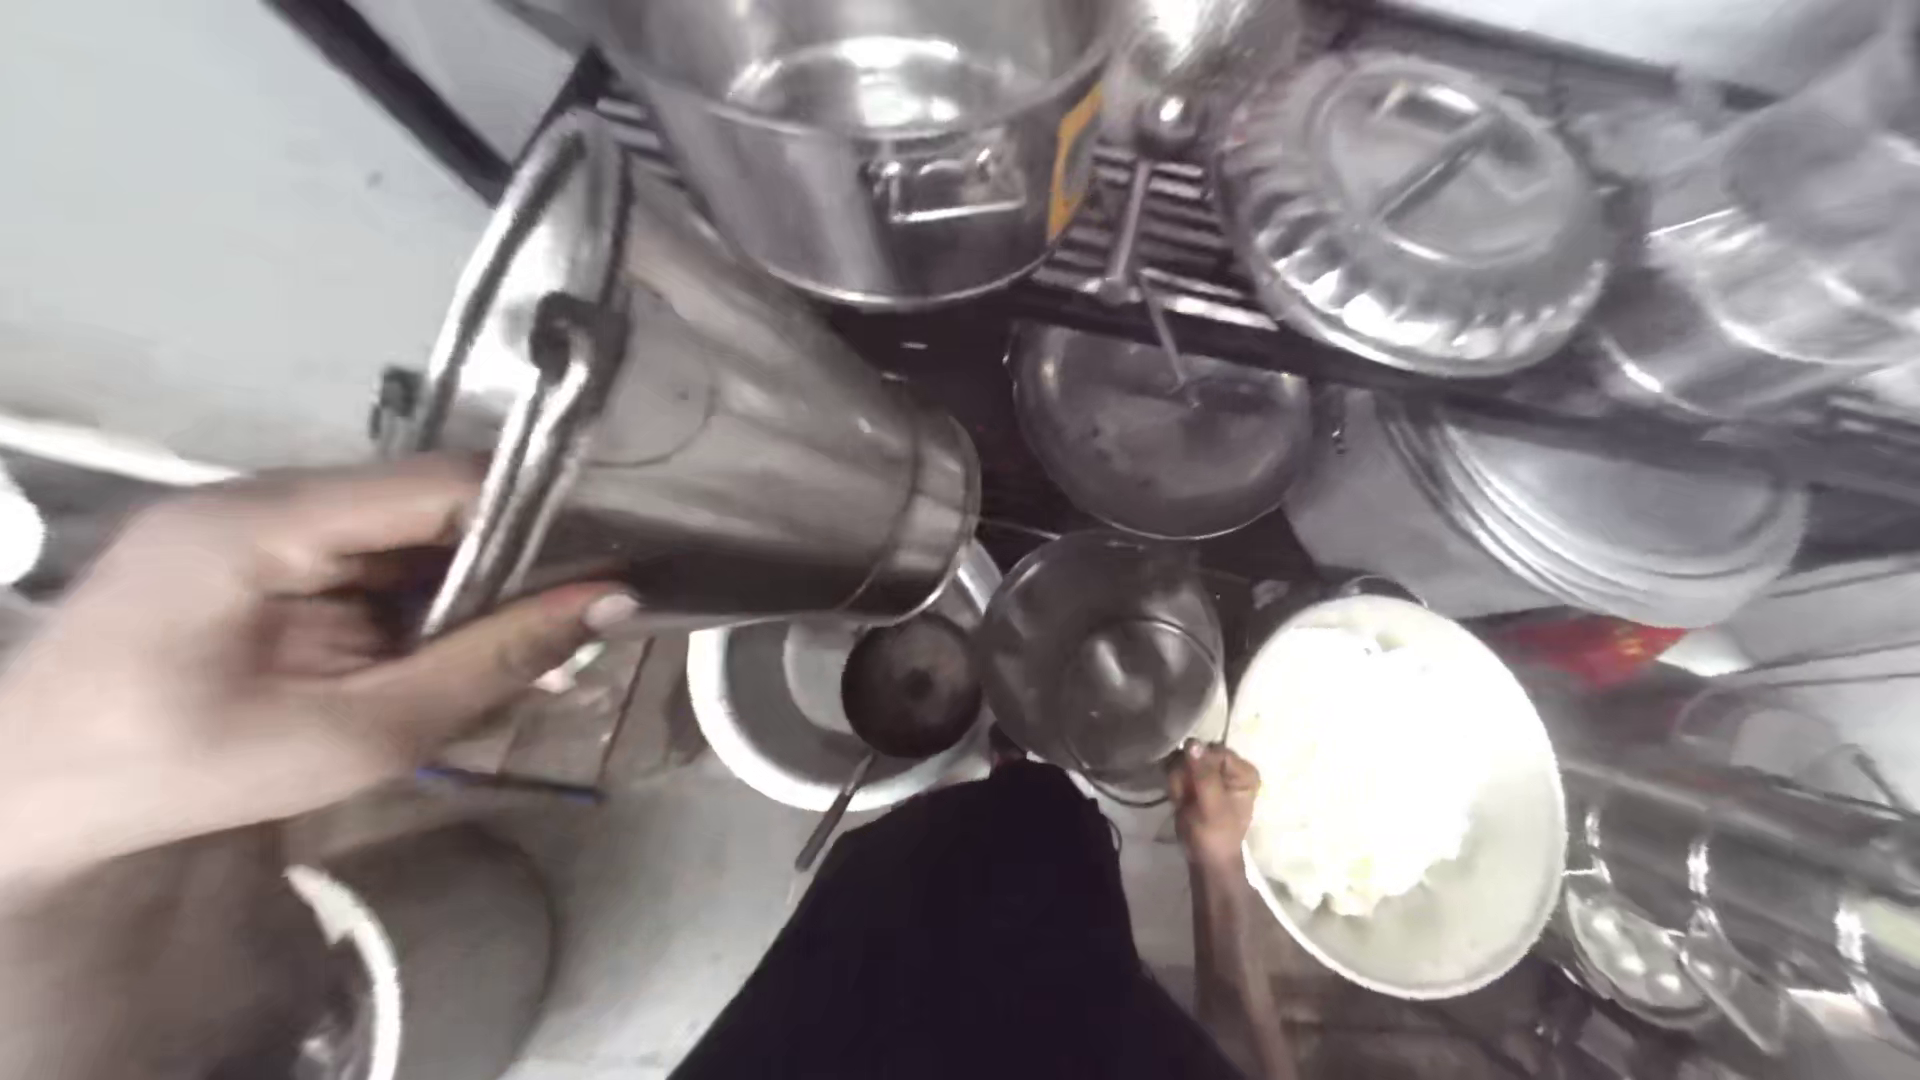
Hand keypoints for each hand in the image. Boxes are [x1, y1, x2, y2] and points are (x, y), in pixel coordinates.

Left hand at [0, 457, 634, 880]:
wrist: (23, 815)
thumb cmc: (188, 779)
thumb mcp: (371, 731)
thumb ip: (500, 658)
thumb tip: (619, 600)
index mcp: (260, 524)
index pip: (445, 484)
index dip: (536, 518)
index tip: (603, 567)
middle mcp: (268, 498)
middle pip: (443, 503)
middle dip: (517, 563)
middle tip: (575, 621)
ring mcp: (273, 521)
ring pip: (430, 531)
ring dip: (486, 588)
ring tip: (529, 646)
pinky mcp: (282, 550)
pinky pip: (398, 556)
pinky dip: (446, 600)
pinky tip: (465, 647)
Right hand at [1169, 741, 1260, 871]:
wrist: (1203, 857)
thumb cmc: (1216, 835)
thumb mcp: (1212, 807)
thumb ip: (1204, 775)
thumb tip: (1193, 742)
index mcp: (1244, 772)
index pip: (1214, 750)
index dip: (1199, 765)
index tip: (1194, 786)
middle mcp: (1228, 766)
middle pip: (1196, 751)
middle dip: (1186, 773)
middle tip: (1188, 796)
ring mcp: (1210, 770)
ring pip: (1181, 758)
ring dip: (1178, 781)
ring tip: (1185, 801)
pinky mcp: (1194, 777)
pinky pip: (1175, 767)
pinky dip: (1174, 784)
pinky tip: (1181, 799)